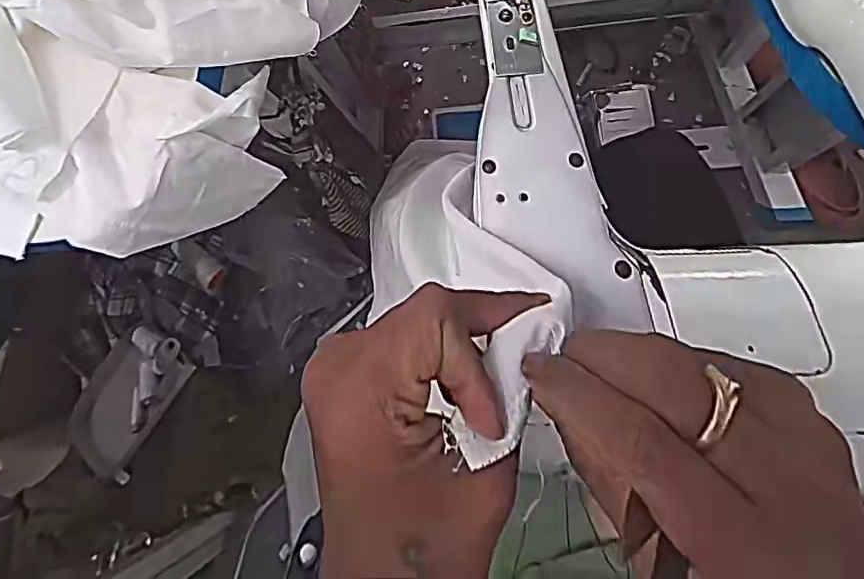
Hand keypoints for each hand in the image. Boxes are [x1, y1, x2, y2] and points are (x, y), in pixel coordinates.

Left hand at [303, 284, 548, 578]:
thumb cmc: (412, 555)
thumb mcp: (482, 472)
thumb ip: (508, 396)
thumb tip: (521, 347)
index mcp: (357, 387)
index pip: (437, 317)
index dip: (481, 356)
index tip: (497, 402)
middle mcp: (338, 367)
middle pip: (429, 309)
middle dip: (485, 325)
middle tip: (525, 335)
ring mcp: (339, 366)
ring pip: (422, 315)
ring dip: (468, 336)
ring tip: (501, 362)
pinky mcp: (350, 372)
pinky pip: (408, 334)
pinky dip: (446, 349)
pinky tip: (470, 370)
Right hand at [523, 331, 863, 577]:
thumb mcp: (662, 563)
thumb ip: (616, 486)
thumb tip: (571, 412)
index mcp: (741, 544)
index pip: (642, 440)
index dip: (580, 393)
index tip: (546, 371)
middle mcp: (782, 482)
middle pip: (675, 380)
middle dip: (606, 352)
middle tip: (570, 353)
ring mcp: (800, 436)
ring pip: (698, 358)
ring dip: (640, 350)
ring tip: (608, 362)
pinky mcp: (803, 405)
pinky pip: (727, 359)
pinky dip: (684, 358)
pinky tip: (663, 371)